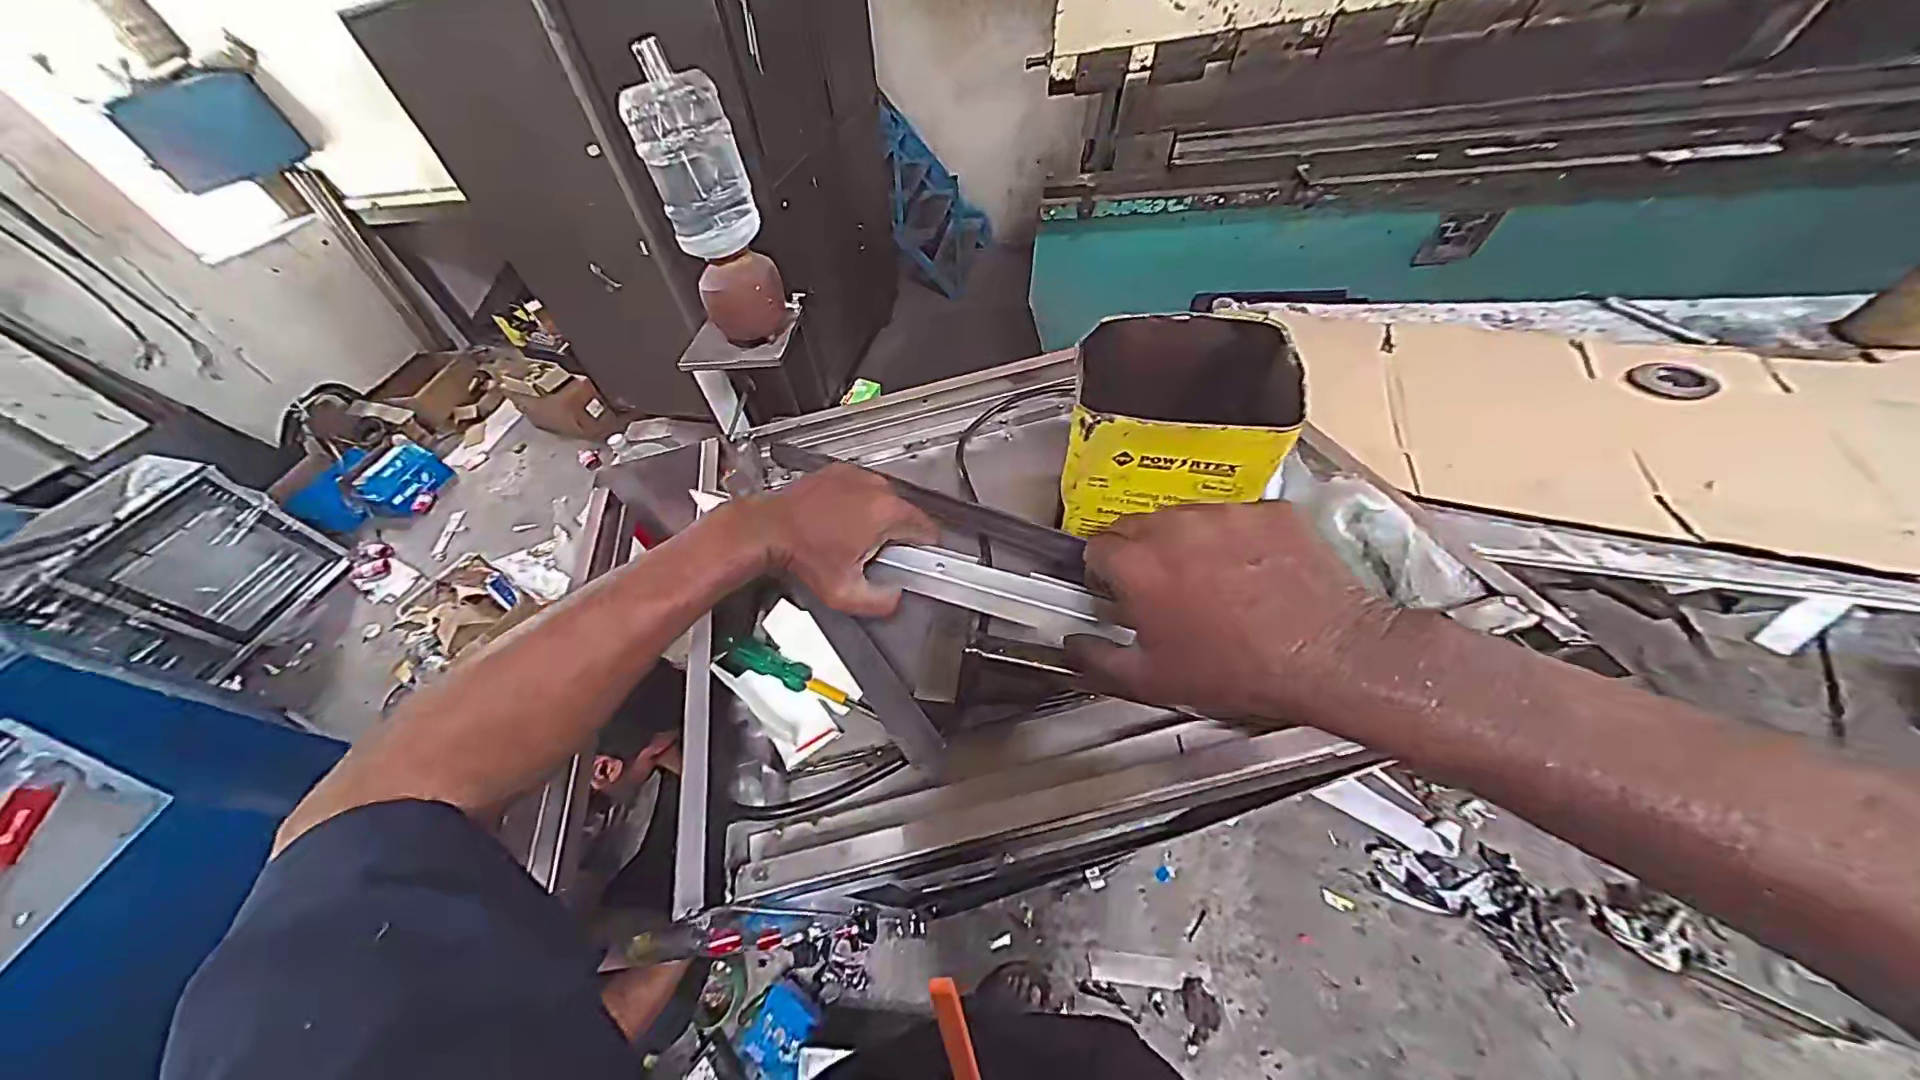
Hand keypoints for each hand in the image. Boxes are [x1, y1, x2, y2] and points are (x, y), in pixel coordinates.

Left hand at [750, 464, 938, 616]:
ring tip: (853, 537)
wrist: (768, 530)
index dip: (923, 548)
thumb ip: (881, 601)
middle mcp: (875, 488)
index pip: (927, 529)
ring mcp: (857, 477)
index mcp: (885, 512)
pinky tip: (840, 522)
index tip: (912, 557)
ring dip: (877, 519)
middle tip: (873, 553)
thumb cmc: (800, 553)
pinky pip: (863, 491)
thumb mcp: (845, 594)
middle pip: (906, 515)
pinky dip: (858, 505)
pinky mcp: (840, 472)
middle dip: (896, 535)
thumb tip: (894, 596)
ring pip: (885, 502)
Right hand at [1066, 501, 1404, 721]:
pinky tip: (1252, 572)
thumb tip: (1072, 647)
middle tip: (1164, 588)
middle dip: (1140, 553)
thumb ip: (1096, 659)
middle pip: (1136, 525)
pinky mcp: (1268, 510)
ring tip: (1213, 581)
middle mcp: (1174, 526)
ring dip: (1186, 543)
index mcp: (1137, 563)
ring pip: (1185, 518)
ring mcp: (1225, 514)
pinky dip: (1235, 538)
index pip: (1096, 547)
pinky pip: (1235, 517)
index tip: (1118, 591)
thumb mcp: (1152, 680)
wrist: (1328, 657)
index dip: (1104, 573)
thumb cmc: (1237, 670)